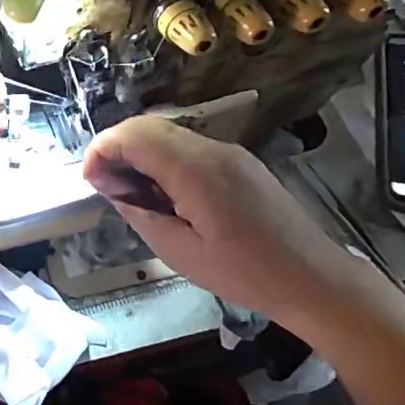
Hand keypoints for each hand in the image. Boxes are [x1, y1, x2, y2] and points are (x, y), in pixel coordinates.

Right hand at [82, 116, 368, 332]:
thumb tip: (110, 185)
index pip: (134, 135)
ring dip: (139, 154)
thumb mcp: (179, 252)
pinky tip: (164, 194)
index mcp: (196, 170)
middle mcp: (213, 149)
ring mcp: (230, 153)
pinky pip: (189, 148)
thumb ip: (138, 211)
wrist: (314, 279)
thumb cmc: (244, 273)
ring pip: (168, 134)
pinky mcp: (240, 162)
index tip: (91, 181)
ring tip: (132, 194)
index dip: (102, 150)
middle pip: (149, 126)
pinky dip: (163, 160)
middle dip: (116, 148)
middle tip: (105, 187)